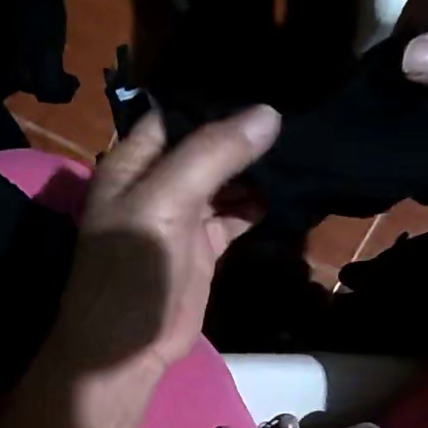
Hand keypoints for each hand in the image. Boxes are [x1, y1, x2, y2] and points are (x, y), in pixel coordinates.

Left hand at [45, 106, 280, 371]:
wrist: (128, 348)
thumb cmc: (133, 272)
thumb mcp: (165, 204)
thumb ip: (213, 157)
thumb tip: (268, 114)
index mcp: (134, 163)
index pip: (178, 113)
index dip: (218, 99)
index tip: (268, 79)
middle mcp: (158, 183)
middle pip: (206, 145)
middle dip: (244, 132)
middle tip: (296, 110)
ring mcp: (182, 216)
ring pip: (224, 180)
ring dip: (255, 168)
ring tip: (299, 145)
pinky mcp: (203, 247)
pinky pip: (233, 215)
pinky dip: (255, 205)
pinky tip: (285, 192)